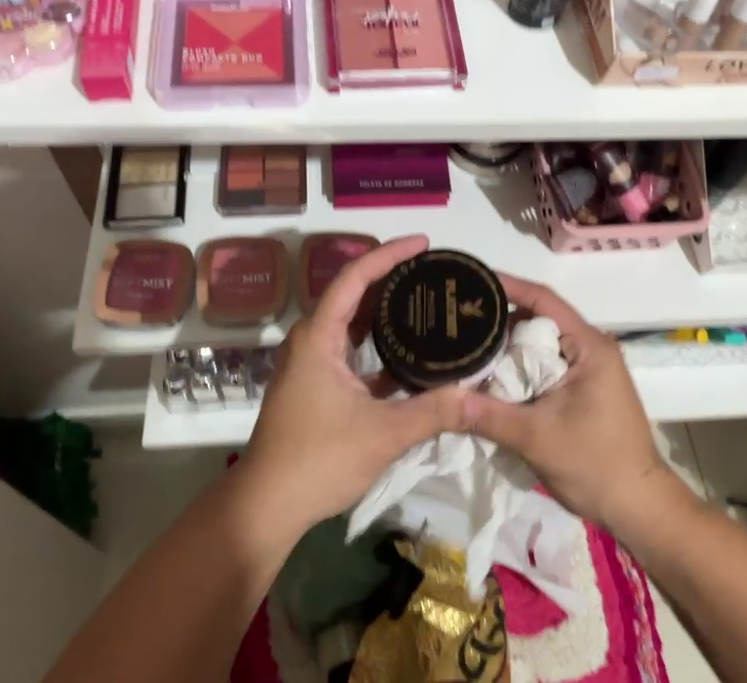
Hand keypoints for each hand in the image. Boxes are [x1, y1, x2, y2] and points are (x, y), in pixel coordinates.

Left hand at [237, 235, 466, 534]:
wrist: (267, 504)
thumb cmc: (317, 460)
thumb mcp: (383, 434)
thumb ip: (433, 411)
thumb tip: (479, 395)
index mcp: (318, 337)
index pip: (354, 278)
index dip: (388, 254)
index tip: (423, 242)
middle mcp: (311, 341)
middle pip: (353, 295)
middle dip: (392, 279)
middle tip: (434, 272)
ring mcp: (312, 364)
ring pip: (352, 324)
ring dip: (386, 313)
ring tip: (428, 303)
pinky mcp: (317, 387)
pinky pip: (352, 351)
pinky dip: (380, 346)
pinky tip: (413, 354)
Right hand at [460, 275, 679, 526]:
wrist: (638, 507)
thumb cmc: (595, 464)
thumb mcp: (536, 438)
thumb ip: (488, 414)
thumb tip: (440, 397)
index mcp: (589, 347)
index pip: (544, 300)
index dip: (507, 287)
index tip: (470, 280)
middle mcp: (590, 350)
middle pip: (538, 320)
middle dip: (498, 318)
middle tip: (455, 316)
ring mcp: (587, 371)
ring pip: (539, 345)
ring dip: (506, 346)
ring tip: (462, 341)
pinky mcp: (581, 390)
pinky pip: (544, 366)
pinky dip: (517, 367)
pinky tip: (487, 374)